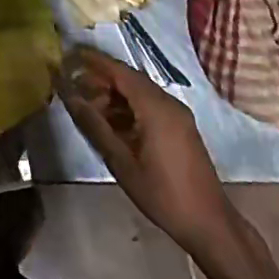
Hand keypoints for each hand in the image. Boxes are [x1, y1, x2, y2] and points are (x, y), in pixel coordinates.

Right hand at [58, 46, 237, 255]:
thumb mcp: (121, 161)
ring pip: (138, 93)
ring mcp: (177, 115)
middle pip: (129, 79)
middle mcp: (169, 103)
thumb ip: (94, 125)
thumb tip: (70, 97)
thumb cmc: (162, 193)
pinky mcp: (179, 127)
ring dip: (112, 95)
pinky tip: (109, 122)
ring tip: (85, 105)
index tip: (69, 55)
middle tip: (71, 84)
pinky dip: (126, 107)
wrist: (208, 223)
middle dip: (100, 79)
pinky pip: (148, 105)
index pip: (120, 71)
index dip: (94, 61)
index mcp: (156, 107)